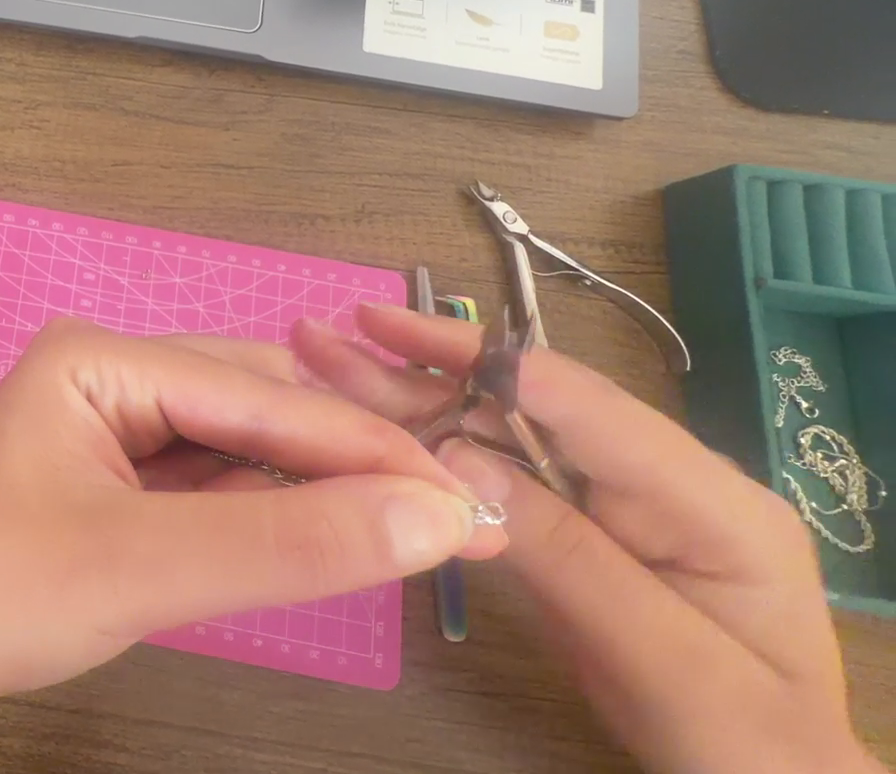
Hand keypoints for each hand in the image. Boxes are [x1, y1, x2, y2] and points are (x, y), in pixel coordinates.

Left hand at [0, 316, 505, 710]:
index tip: (471, 494)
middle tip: (452, 514)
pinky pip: (202, 480)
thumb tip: (436, 514)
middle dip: (340, 458)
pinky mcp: (109, 475)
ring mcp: (107, 422)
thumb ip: (288, 539)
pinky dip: (257, 508)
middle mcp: (107, 371)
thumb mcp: (145, 566)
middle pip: (249, 404)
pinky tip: (317, 530)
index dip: (364, 445)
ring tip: (407, 526)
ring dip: (306, 484)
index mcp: (100, 356)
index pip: (257, 394)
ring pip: (232, 443)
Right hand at [293, 304, 884, 773]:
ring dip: (407, 400)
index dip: (473, 354)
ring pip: (493, 431)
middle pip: (518, 405)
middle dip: (415, 369)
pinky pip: (490, 471)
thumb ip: (564, 551)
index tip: (381, 326)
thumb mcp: (660, 658)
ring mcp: (608, 495)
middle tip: (321, 343)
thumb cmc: (739, 739)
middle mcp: (650, 474)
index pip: (575, 400)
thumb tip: (450, 459)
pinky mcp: (572, 518)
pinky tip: (368, 430)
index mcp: (702, 496)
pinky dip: (424, 447)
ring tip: (325, 371)